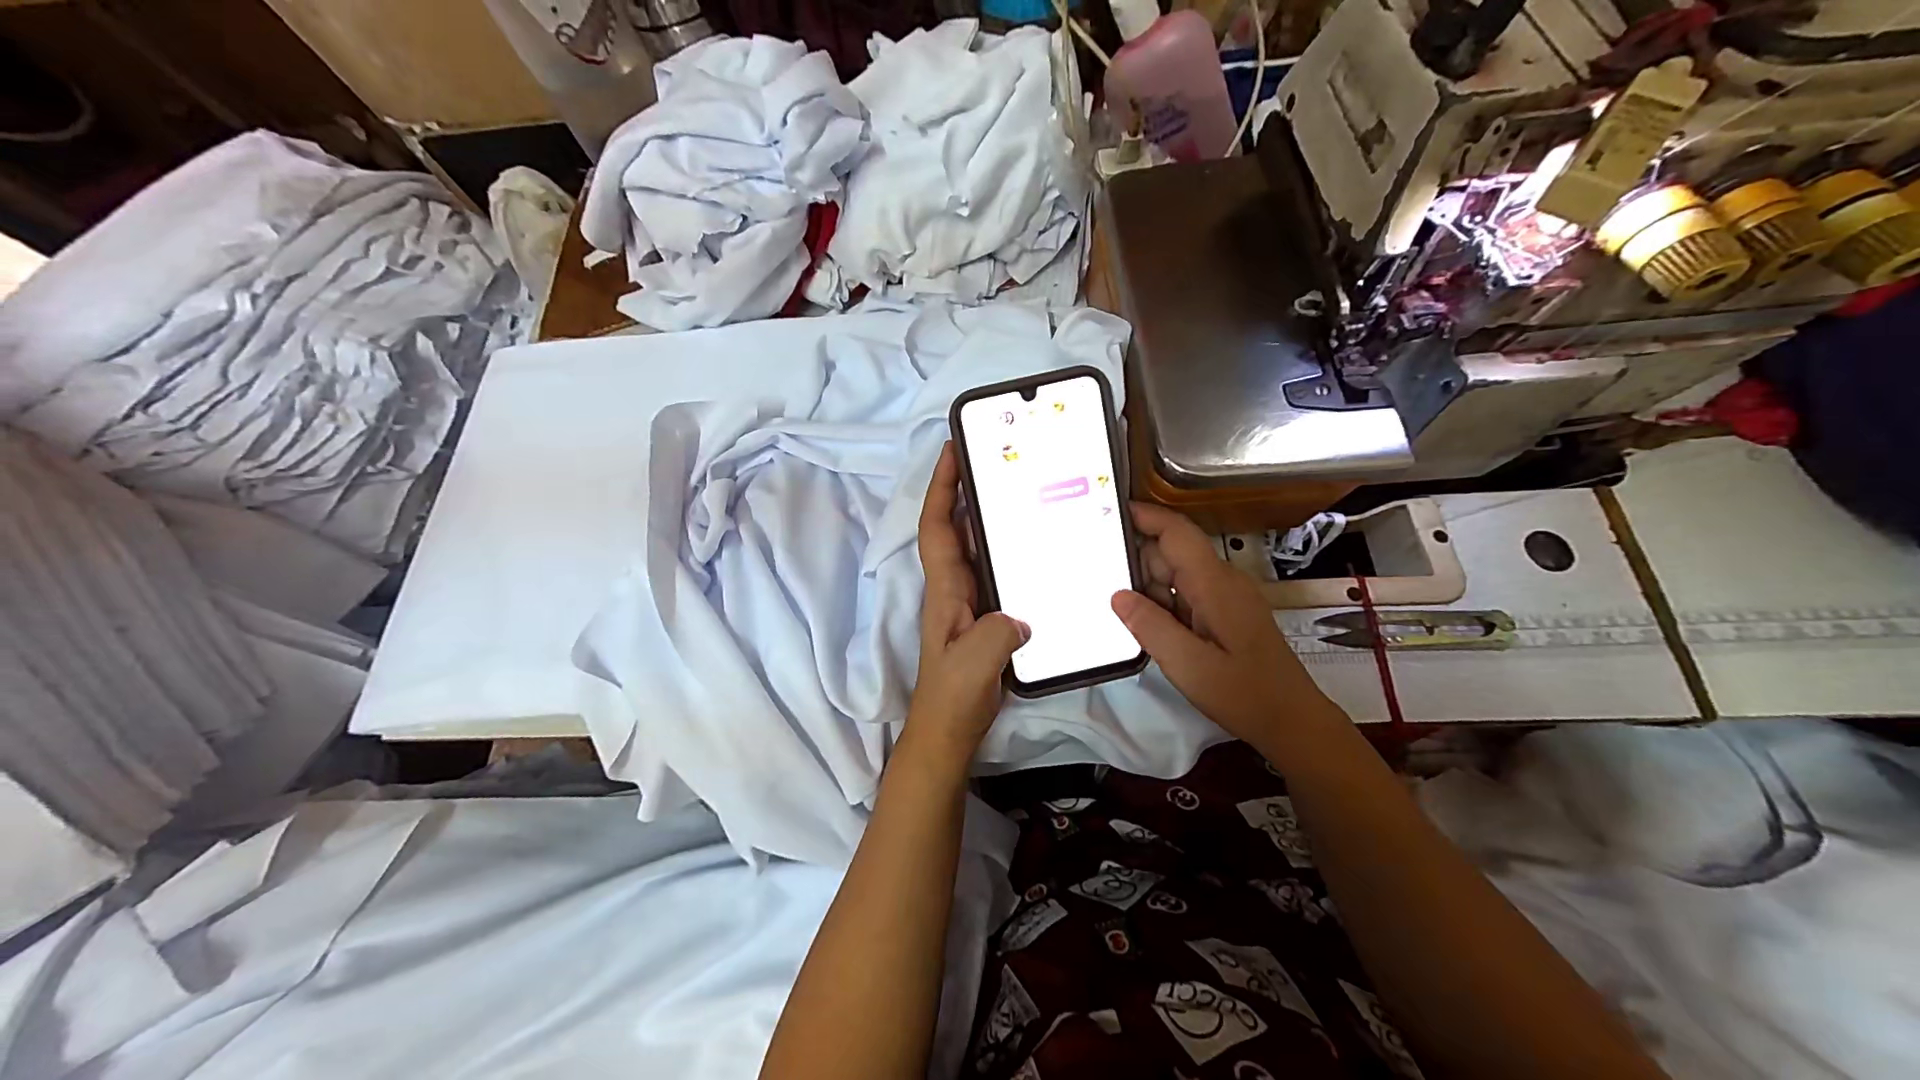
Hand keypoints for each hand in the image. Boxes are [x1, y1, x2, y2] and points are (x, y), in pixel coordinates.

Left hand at [908, 442, 1029, 763]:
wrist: (948, 728)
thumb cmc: (953, 696)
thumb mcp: (974, 666)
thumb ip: (995, 637)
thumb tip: (1019, 616)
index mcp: (945, 590)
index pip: (937, 528)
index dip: (941, 488)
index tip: (951, 450)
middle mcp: (952, 586)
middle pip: (951, 527)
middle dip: (961, 488)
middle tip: (991, 458)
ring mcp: (965, 600)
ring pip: (969, 544)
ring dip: (982, 512)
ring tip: (1015, 487)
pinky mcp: (982, 614)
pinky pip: (989, 567)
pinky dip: (1001, 545)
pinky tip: (1030, 543)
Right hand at [1110, 502, 1340, 752]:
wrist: (1292, 721)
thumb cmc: (1244, 694)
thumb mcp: (1189, 666)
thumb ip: (1150, 627)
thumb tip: (1118, 595)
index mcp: (1214, 585)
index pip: (1177, 533)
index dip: (1145, 516)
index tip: (1108, 512)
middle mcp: (1222, 582)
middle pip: (1172, 553)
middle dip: (1137, 565)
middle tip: (1103, 589)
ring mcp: (1226, 598)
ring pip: (1176, 575)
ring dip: (1149, 590)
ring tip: (1125, 618)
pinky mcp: (1226, 614)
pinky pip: (1186, 596)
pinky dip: (1163, 605)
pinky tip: (1149, 630)